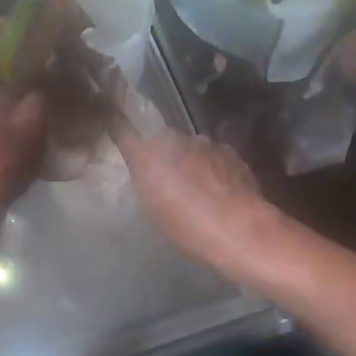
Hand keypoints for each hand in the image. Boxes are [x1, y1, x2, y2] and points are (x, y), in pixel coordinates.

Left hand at [0, 22, 46, 221]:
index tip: (20, 21)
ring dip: (5, 72)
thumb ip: (41, 89)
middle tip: (36, 49)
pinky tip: (22, 102)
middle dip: (7, 49)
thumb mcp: (34, 120)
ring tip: (34, 74)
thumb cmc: (6, 155)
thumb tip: (49, 70)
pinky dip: (1, 90)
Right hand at [115, 127, 284, 272]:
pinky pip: (216, 155)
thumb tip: (146, 168)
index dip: (120, 128)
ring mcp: (207, 143)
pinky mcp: (232, 151)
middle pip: (164, 141)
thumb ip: (146, 182)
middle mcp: (176, 140)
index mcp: (148, 154)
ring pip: (193, 147)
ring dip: (193, 160)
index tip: (116, 125)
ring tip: (201, 188)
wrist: (240, 229)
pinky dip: (215, 166)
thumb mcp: (155, 211)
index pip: (125, 132)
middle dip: (166, 154)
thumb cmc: (187, 227)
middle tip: (170, 180)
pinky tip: (222, 188)